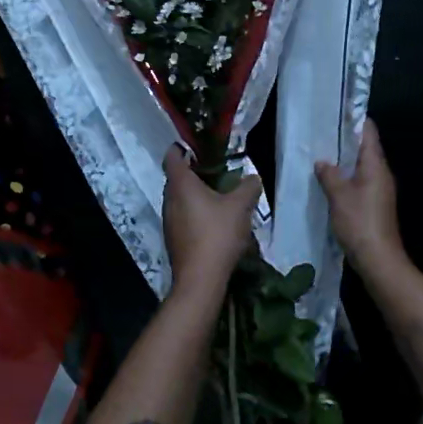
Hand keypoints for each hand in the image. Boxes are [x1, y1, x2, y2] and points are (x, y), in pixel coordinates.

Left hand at [162, 149, 261, 291]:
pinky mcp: (174, 238)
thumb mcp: (241, 205)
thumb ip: (249, 186)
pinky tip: (216, 219)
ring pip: (180, 199)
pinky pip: (184, 215)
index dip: (181, 148)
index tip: (196, 145)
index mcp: (181, 186)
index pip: (173, 158)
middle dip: (194, 172)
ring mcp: (170, 221)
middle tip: (217, 169)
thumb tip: (252, 178)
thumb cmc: (218, 233)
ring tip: (220, 194)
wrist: (201, 278)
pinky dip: (196, 211)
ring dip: (196, 193)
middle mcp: (170, 200)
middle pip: (177, 179)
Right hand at [316, 120, 404, 273]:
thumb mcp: (339, 196)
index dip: (355, 120)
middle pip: (366, 148)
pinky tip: (331, 180)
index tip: (338, 111)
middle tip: (323, 131)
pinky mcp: (376, 203)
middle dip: (346, 140)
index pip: (369, 132)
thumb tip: (322, 161)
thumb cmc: (360, 222)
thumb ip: (330, 175)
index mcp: (376, 165)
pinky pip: (361, 181)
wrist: (379, 257)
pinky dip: (348, 176)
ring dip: (345, 160)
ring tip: (323, 153)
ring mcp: (381, 188)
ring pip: (363, 166)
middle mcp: (382, 173)